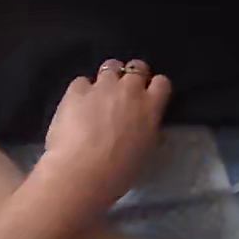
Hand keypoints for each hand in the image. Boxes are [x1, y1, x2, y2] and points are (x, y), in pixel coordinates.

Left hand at [38, 60, 171, 208]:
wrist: (82, 172)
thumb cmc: (119, 171)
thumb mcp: (145, 151)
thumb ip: (148, 130)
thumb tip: (148, 125)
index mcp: (150, 107)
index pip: (162, 82)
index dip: (154, 87)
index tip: (148, 96)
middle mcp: (129, 89)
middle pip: (137, 67)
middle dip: (132, 75)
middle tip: (124, 92)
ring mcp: (102, 86)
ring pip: (110, 66)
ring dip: (108, 77)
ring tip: (100, 94)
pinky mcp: (77, 90)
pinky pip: (82, 81)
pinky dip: (82, 91)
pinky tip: (76, 106)